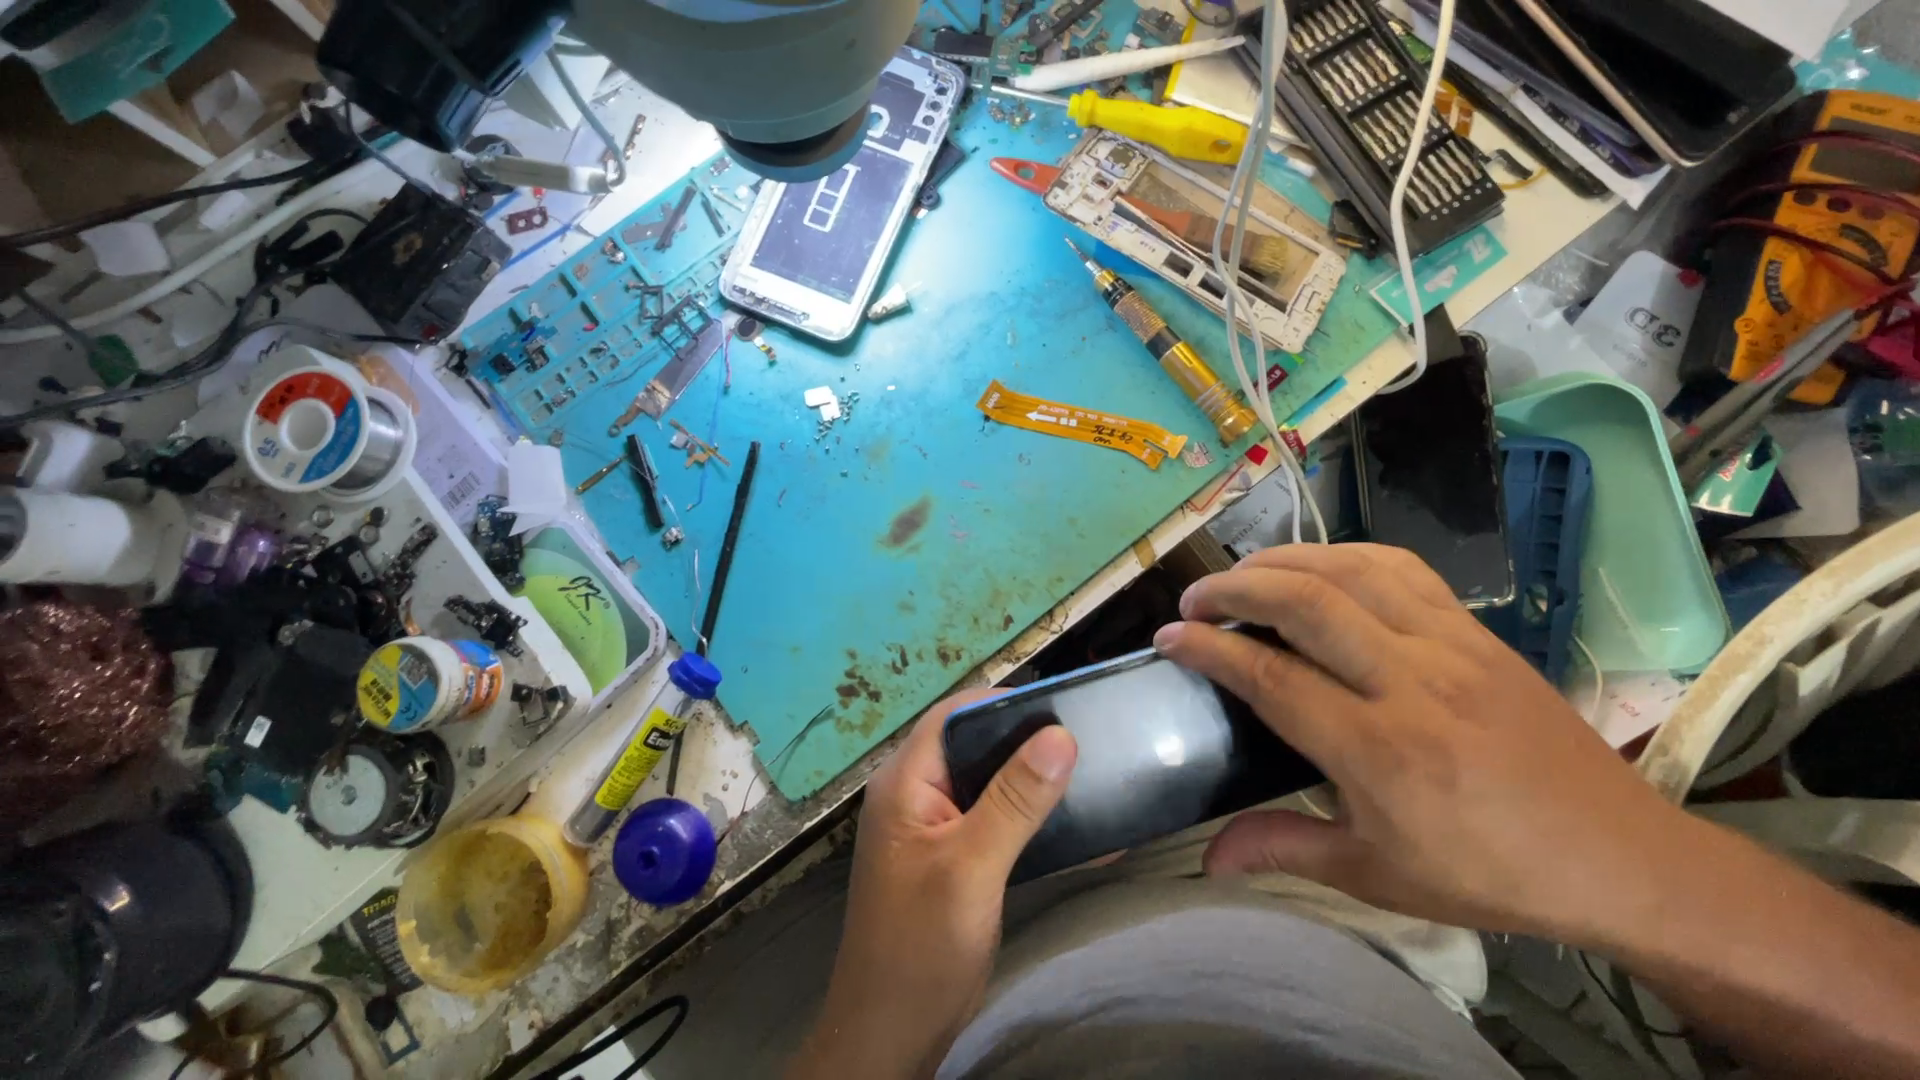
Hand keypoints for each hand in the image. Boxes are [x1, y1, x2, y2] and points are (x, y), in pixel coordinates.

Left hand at [789, 690, 1077, 1079]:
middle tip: (1087, 738)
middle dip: (1024, 738)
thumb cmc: (922, 946)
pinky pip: (990, 817)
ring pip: (985, 780)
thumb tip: (1060, 736)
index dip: (1005, 702)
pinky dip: (1026, 814)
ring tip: (1088, 772)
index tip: (1064, 705)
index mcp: (904, 782)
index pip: (954, 714)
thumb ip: (1014, 801)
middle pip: (971, 744)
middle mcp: (914, 794)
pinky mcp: (951, 857)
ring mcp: (931, 827)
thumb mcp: (971, 868)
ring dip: (1029, 777)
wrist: (892, 1031)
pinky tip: (1068, 819)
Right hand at [1152, 543, 1696, 944]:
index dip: (1210, 650)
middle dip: (1234, 588)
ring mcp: (1451, 645)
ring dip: (1284, 561)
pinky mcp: (1478, 631)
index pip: (1271, 677)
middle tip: (1193, 599)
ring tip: (1242, 574)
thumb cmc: (1487, 873)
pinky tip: (1318, 566)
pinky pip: (1401, 569)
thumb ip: (1283, 848)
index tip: (1168, 639)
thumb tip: (1207, 857)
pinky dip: (1344, 555)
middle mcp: (1411, 681)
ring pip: (1351, 570)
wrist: (1619, 858)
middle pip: (1305, 603)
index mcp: (1380, 750)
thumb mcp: (1376, 874)